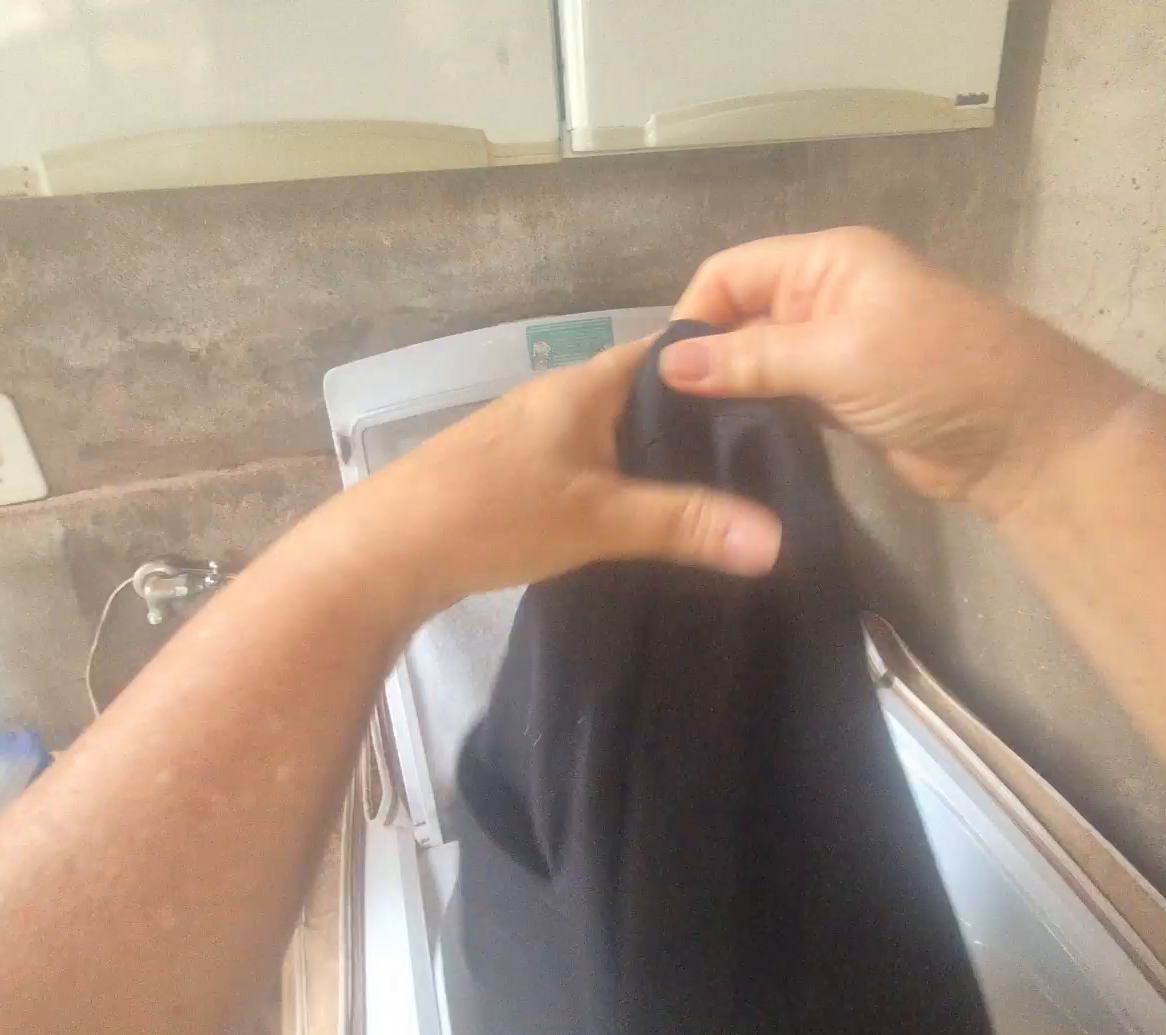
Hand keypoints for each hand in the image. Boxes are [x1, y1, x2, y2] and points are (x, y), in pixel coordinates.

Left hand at [327, 337, 783, 616]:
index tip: (772, 396)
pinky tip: (645, 509)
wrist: (389, 550)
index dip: (719, 367)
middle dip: (698, 419)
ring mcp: (536, 433)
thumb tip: (777, 541)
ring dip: (659, 452)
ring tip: (717, 482)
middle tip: (759, 453)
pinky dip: (624, 476)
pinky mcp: (520, 469)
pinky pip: (591, 460)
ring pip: (616, 431)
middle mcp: (561, 397)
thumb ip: (685, 523)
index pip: (668, 353)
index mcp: (585, 386)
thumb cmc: (495, 513)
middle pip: (646, 394)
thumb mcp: (599, 518)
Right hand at [663, 227, 1140, 515]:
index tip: (664, 376)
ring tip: (689, 432)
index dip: (693, 315)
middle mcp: (822, 297)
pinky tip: (730, 440)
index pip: (731, 273)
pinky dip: (759, 412)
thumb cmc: (934, 372)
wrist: (1019, 438)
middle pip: (740, 317)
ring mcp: (832, 349)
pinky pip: (782, 396)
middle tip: (669, 414)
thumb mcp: (837, 355)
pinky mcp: (840, 396)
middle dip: (705, 357)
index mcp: (825, 261)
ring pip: (758, 361)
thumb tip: (668, 364)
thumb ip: (751, 359)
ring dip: (729, 390)